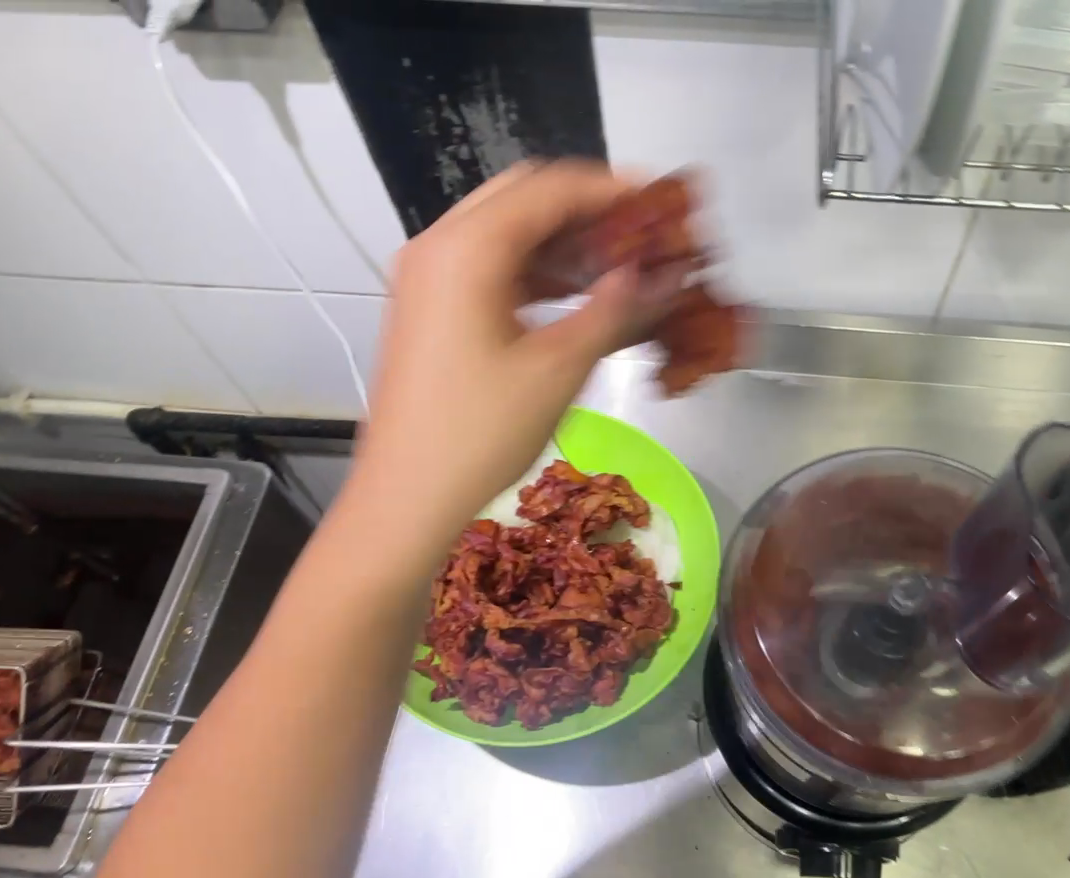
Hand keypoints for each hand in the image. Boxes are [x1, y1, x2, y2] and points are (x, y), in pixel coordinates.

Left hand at [342, 160, 677, 570]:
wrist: (407, 496)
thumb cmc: (480, 434)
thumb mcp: (559, 369)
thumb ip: (615, 310)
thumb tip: (663, 275)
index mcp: (467, 249)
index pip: (550, 189)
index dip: (612, 190)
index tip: (662, 204)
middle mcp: (439, 245)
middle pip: (523, 198)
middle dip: (586, 209)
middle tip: (641, 233)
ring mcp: (428, 276)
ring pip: (505, 231)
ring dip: (562, 240)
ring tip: (619, 264)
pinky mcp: (429, 308)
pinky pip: (489, 266)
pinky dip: (535, 270)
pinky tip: (576, 294)